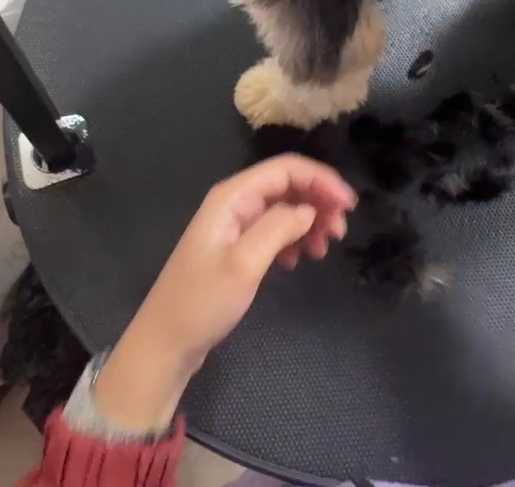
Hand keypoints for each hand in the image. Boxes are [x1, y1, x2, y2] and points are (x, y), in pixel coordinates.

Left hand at [94, 154, 356, 432]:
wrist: (165, 344)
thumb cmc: (201, 302)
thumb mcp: (244, 264)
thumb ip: (279, 228)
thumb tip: (310, 209)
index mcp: (232, 196)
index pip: (286, 168)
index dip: (322, 179)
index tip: (349, 205)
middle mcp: (235, 202)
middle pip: (288, 185)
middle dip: (319, 201)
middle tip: (340, 233)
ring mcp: (236, 225)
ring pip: (285, 208)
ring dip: (310, 222)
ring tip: (323, 250)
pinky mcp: (239, 248)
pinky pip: (276, 230)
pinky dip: (295, 239)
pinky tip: (300, 260)